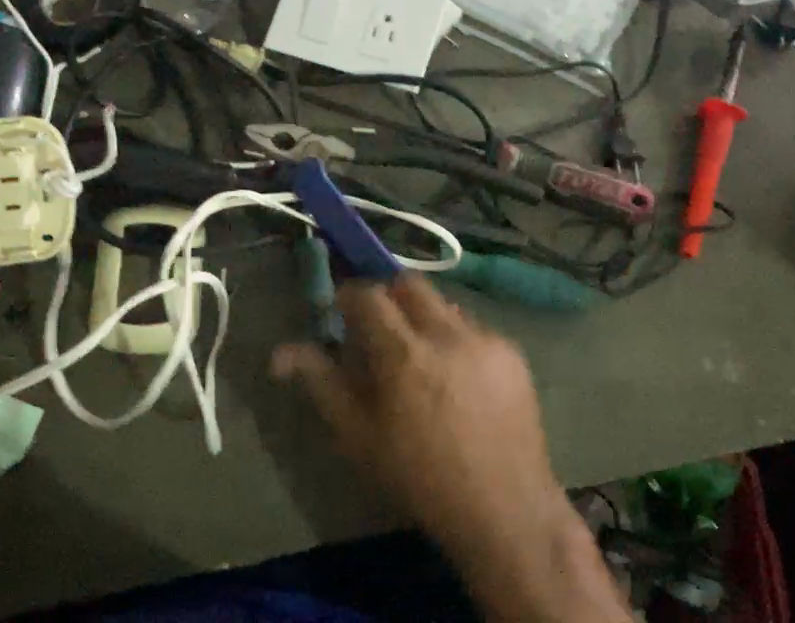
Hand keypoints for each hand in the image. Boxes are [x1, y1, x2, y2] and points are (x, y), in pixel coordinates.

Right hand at [271, 277, 559, 543]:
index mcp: (404, 353)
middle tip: (378, 330)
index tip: (339, 314)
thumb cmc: (420, 479)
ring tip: (420, 360)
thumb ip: (322, 384)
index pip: (368, 295)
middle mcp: (447, 333)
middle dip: (388, 297)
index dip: (349, 297)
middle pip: (409, 284)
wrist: (505, 511)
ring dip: (423, 318)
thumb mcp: (359, 437)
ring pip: (444, 305)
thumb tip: (281, 353)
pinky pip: (475, 329)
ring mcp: (486, 340)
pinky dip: (456, 341)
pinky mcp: (513, 353)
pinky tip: (457, 380)